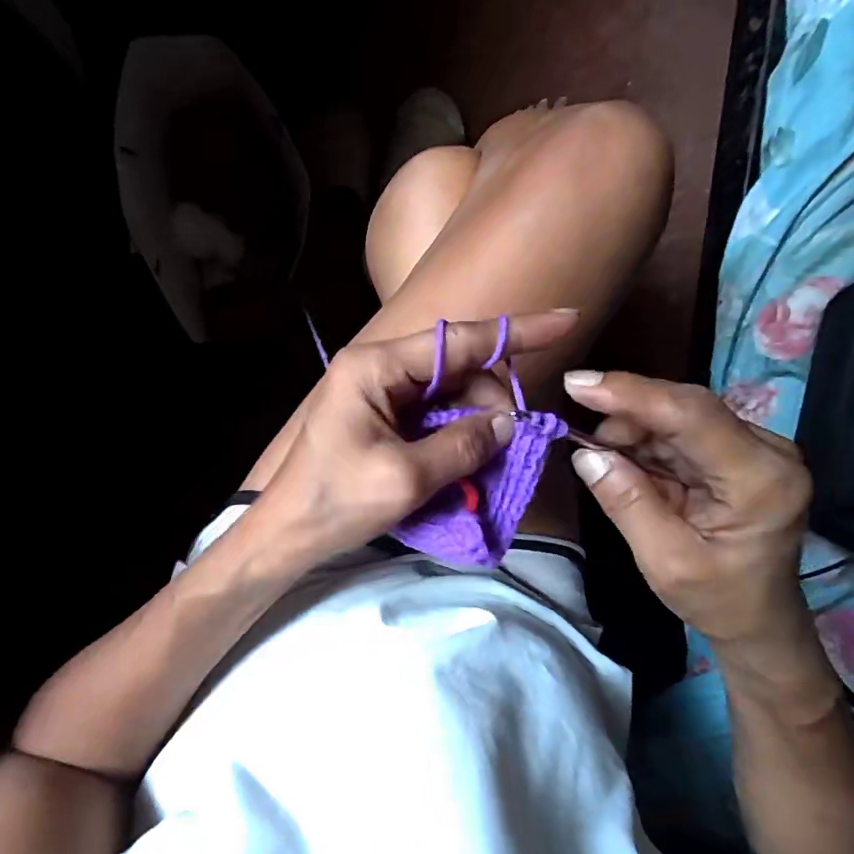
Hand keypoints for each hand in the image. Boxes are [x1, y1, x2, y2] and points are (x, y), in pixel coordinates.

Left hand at [245, 310, 580, 571]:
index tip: (567, 319)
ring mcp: (374, 392)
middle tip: (513, 436)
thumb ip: (464, 443)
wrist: (286, 533)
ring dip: (475, 415)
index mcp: (374, 367)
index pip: (457, 340)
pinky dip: (455, 429)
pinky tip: (472, 451)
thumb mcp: (407, 477)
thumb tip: (509, 422)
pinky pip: (428, 411)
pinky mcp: (376, 417)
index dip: (515, 332)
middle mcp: (374, 368)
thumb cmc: (336, 503)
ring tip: (494, 451)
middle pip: (453, 364)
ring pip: (444, 390)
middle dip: (490, 394)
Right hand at [562, 371, 813, 647]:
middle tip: (578, 437)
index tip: (577, 384)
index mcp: (759, 478)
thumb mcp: (664, 560)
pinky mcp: (734, 453)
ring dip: (630, 432)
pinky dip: (643, 443)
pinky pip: (679, 432)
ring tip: (603, 463)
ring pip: (676, 416)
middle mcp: (765, 451)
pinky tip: (624, 464)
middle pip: (684, 408)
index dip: (631, 394)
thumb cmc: (716, 597)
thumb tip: (585, 454)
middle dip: (625, 415)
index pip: (691, 416)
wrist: (759, 618)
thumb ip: (626, 502)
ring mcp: (753, 448)